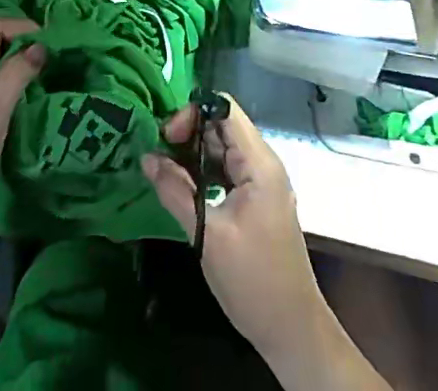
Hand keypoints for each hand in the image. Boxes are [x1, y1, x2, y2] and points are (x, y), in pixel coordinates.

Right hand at [141, 95, 325, 352]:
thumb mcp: (206, 234)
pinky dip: (202, 171)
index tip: (166, 138)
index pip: (225, 110)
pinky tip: (181, 187)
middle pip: (222, 126)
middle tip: (157, 155)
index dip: (193, 114)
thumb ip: (175, 191)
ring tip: (163, 170)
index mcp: (259, 164)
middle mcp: (263, 164)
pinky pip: (226, 170)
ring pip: (222, 148)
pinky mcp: (255, 200)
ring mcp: (261, 182)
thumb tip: (146, 157)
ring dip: (192, 153)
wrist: (291, 328)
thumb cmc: (252, 280)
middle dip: (188, 133)